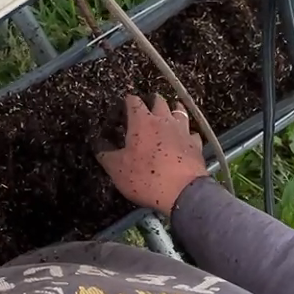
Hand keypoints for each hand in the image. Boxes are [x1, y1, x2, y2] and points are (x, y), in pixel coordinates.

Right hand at [96, 93, 207, 214]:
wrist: (183, 192)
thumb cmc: (146, 177)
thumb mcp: (116, 168)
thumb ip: (105, 153)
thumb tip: (97, 143)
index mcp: (141, 122)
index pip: (133, 101)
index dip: (126, 101)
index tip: (122, 107)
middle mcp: (163, 120)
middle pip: (158, 100)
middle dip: (151, 100)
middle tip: (146, 105)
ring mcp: (182, 131)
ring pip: (179, 111)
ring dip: (173, 109)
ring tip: (169, 112)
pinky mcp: (196, 145)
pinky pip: (191, 132)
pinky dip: (187, 133)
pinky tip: (184, 138)